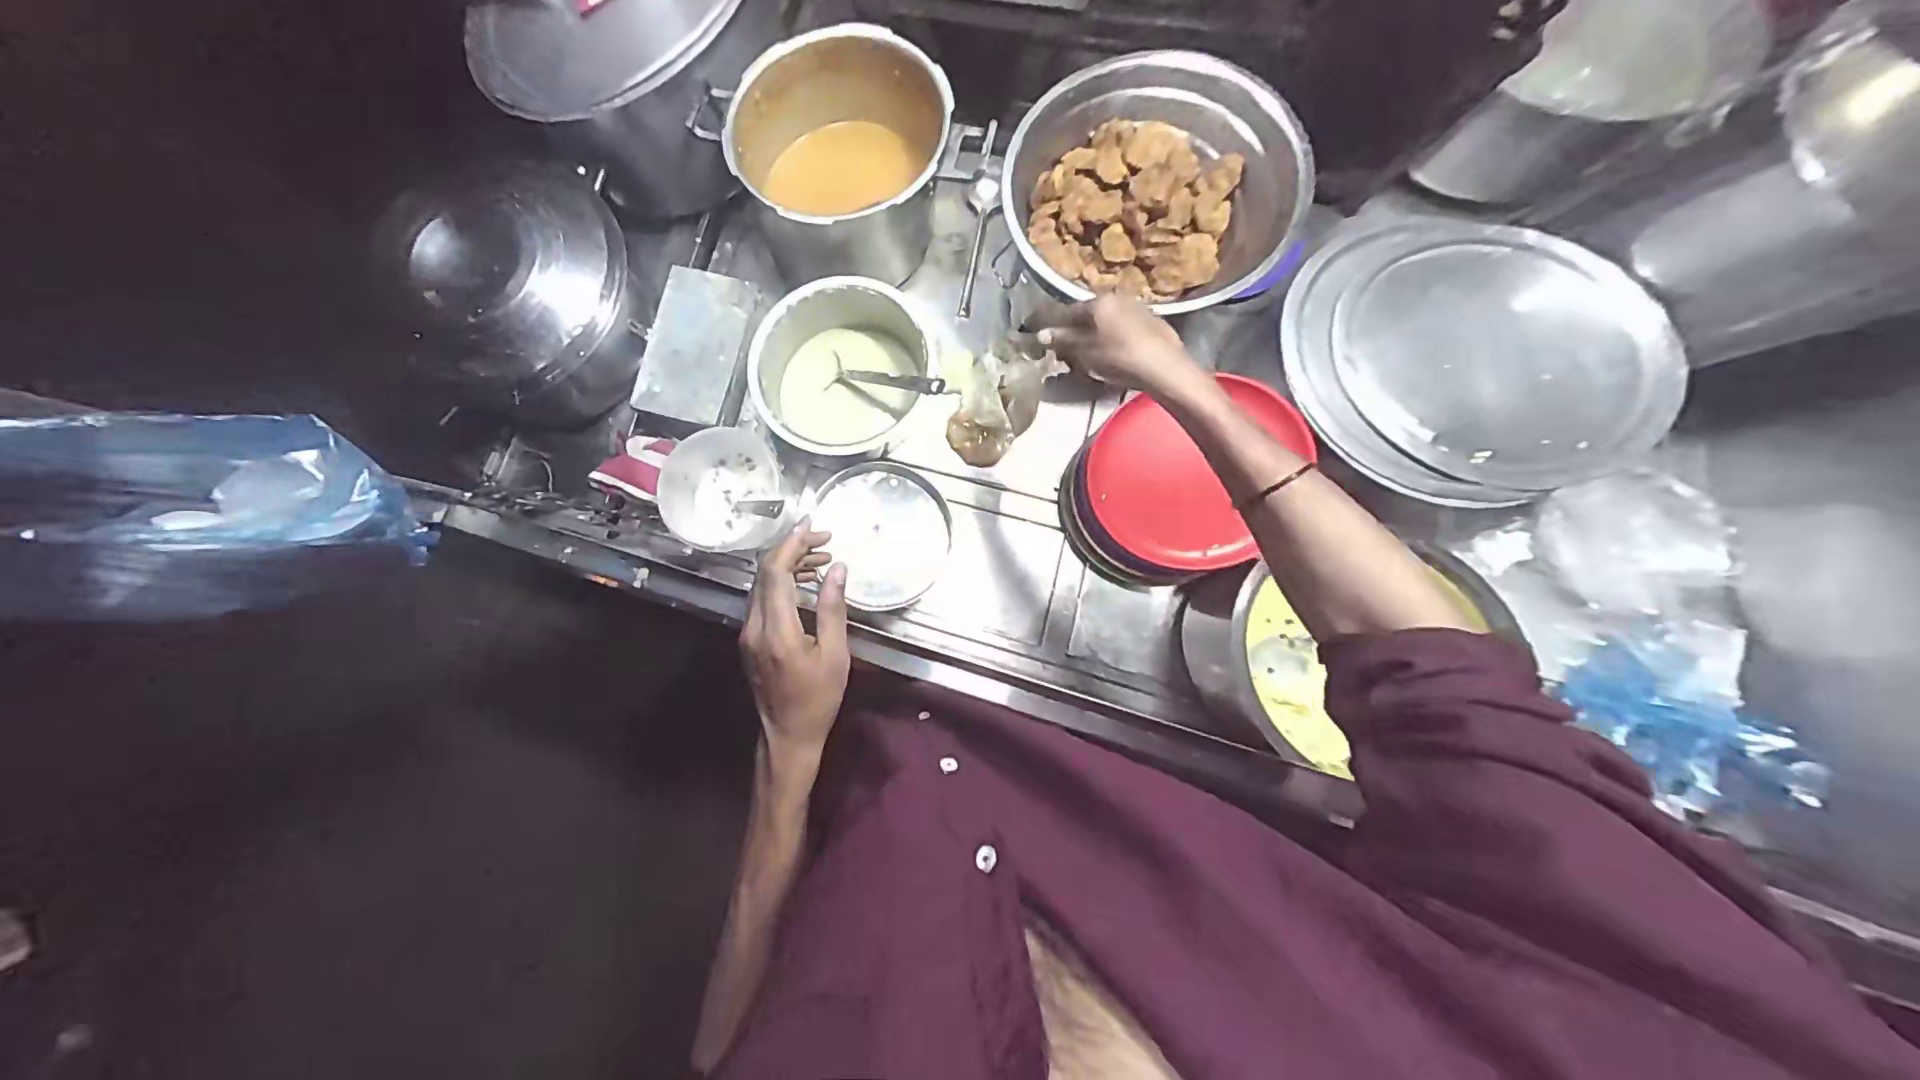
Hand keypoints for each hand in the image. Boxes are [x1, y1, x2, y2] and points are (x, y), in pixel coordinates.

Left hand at [740, 519, 848, 765]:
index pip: (775, 572)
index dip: (792, 544)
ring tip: (822, 560)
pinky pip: (763, 599)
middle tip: (825, 541)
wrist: (787, 735)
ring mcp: (747, 633)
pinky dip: (783, 583)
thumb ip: (832, 608)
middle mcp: (754, 627)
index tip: (812, 526)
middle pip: (765, 573)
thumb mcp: (835, 654)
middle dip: (793, 549)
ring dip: (789, 565)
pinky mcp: (750, 639)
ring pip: (762, 585)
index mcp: (776, 630)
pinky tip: (806, 583)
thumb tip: (837, 569)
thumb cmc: (818, 699)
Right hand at [1027, 295, 1202, 395]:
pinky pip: (1123, 327)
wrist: (1164, 367)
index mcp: (1098, 302)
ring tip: (1091, 355)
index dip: (1055, 326)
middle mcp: (1118, 298)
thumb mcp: (1086, 352)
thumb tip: (1041, 334)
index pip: (1068, 311)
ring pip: (1107, 320)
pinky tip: (1115, 353)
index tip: (1046, 339)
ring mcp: (1137, 308)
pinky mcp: (1153, 321)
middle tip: (1068, 352)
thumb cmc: (1119, 358)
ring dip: (1096, 334)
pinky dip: (1114, 337)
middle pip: (1089, 314)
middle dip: (1077, 330)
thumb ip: (1064, 341)